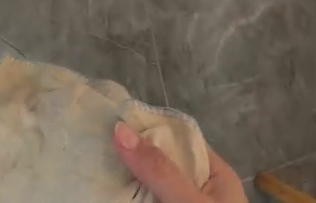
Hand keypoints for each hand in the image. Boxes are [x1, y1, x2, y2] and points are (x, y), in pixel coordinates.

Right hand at [113, 121, 245, 202]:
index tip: (116, 120)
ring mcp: (184, 201)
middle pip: (163, 162)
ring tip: (98, 160)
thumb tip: (119, 126)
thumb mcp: (190, 200)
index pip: (179, 138)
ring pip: (152, 185)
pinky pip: (148, 199)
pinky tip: (110, 188)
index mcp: (217, 174)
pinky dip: (131, 196)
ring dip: (129, 178)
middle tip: (100, 142)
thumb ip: (160, 169)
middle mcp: (202, 189)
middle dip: (135, 155)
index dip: (149, 128)